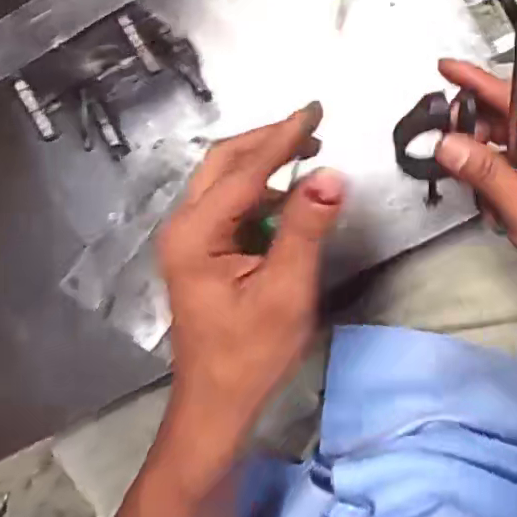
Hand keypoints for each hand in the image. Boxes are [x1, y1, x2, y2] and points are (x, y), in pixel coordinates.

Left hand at [157, 103, 346, 463]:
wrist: (218, 405)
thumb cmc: (251, 354)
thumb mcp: (287, 290)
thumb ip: (307, 228)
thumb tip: (331, 174)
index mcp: (196, 234)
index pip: (247, 171)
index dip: (284, 138)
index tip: (316, 111)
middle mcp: (184, 226)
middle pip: (226, 163)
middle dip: (269, 140)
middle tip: (314, 126)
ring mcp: (191, 238)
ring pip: (228, 180)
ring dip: (267, 163)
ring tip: (310, 155)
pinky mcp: (204, 250)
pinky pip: (234, 204)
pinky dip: (264, 190)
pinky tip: (292, 197)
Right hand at [433, 59, 516, 296]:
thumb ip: (483, 171)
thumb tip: (444, 142)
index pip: (514, 98)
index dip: (477, 81)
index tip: (445, 66)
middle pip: (506, 110)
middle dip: (474, 122)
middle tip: (446, 138)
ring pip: (503, 129)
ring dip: (480, 147)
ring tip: (466, 172)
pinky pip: (508, 148)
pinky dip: (490, 161)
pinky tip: (482, 185)